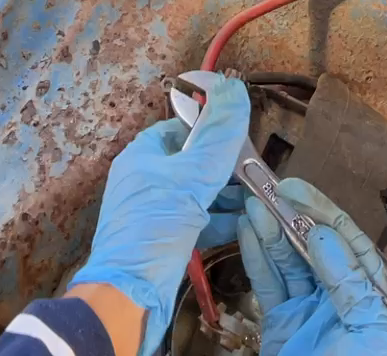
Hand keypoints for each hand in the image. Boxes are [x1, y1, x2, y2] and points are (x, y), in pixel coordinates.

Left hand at [71, 72, 250, 355]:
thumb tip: (235, 88)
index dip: (211, 128)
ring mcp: (153, 211)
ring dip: (226, 194)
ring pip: (196, 193)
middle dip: (224, 165)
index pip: (182, 127)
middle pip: (192, 161)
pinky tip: (244, 225)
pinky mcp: (163, 240)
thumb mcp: (191, 178)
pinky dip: (219, 220)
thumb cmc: (153, 229)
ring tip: (257, 196)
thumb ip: (217, 137)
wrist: (128, 298)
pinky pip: (196, 220)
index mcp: (142, 154)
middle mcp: (145, 178)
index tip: (242, 136)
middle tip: (255, 171)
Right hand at [238, 178, 386, 355]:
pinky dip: (257, 256)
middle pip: (315, 248)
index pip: (350, 244)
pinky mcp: (281, 327)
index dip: (322, 213)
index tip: (294, 189)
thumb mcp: (369, 336)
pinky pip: (269, 284)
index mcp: (375, 304)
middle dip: (290, 217)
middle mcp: (343, 303)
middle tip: (264, 189)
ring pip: (288, 261)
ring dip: (269, 230)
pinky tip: (246, 231)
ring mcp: (310, 314)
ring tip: (251, 204)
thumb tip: (323, 235)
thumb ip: (350, 285)